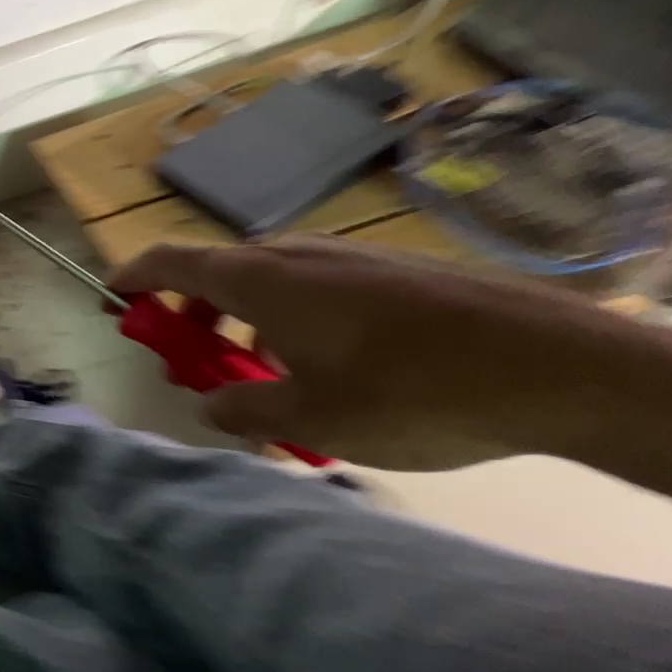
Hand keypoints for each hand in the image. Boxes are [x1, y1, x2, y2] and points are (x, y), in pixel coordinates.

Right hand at [111, 235, 671, 469]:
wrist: (558, 364)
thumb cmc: (410, 390)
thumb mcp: (312, 418)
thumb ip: (244, 411)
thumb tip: (209, 406)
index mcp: (259, 279)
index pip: (170, 260)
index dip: (133, 276)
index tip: (113, 298)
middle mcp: (293, 254)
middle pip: (216, 271)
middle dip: (189, 312)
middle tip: (190, 358)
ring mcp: (346, 257)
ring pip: (268, 279)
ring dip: (242, 316)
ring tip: (258, 368)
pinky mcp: (391, 270)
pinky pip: (314, 285)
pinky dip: (289, 314)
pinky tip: (326, 361)